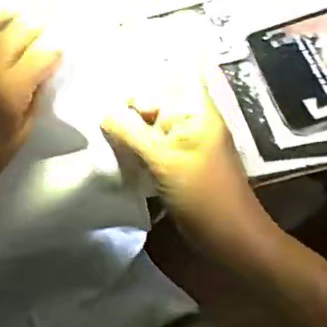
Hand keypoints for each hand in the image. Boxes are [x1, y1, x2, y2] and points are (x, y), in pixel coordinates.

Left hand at [0, 6, 61, 227]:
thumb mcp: (20, 135)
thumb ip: (33, 98)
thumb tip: (43, 71)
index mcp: (7, 90)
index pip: (40, 56)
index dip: (52, 52)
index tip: (56, 52)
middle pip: (14, 30)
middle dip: (32, 29)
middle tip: (36, 31)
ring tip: (6, 20)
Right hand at [100, 77, 274, 250]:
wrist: (234, 242)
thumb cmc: (204, 196)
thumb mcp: (163, 161)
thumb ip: (131, 133)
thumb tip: (103, 112)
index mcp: (196, 113)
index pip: (161, 83)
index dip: (133, 86)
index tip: (101, 93)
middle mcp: (191, 123)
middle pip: (153, 105)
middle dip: (125, 109)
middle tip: (93, 112)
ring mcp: (185, 145)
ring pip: (149, 128)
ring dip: (127, 130)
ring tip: (97, 130)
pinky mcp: (178, 165)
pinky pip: (151, 147)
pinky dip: (134, 148)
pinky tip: (113, 151)